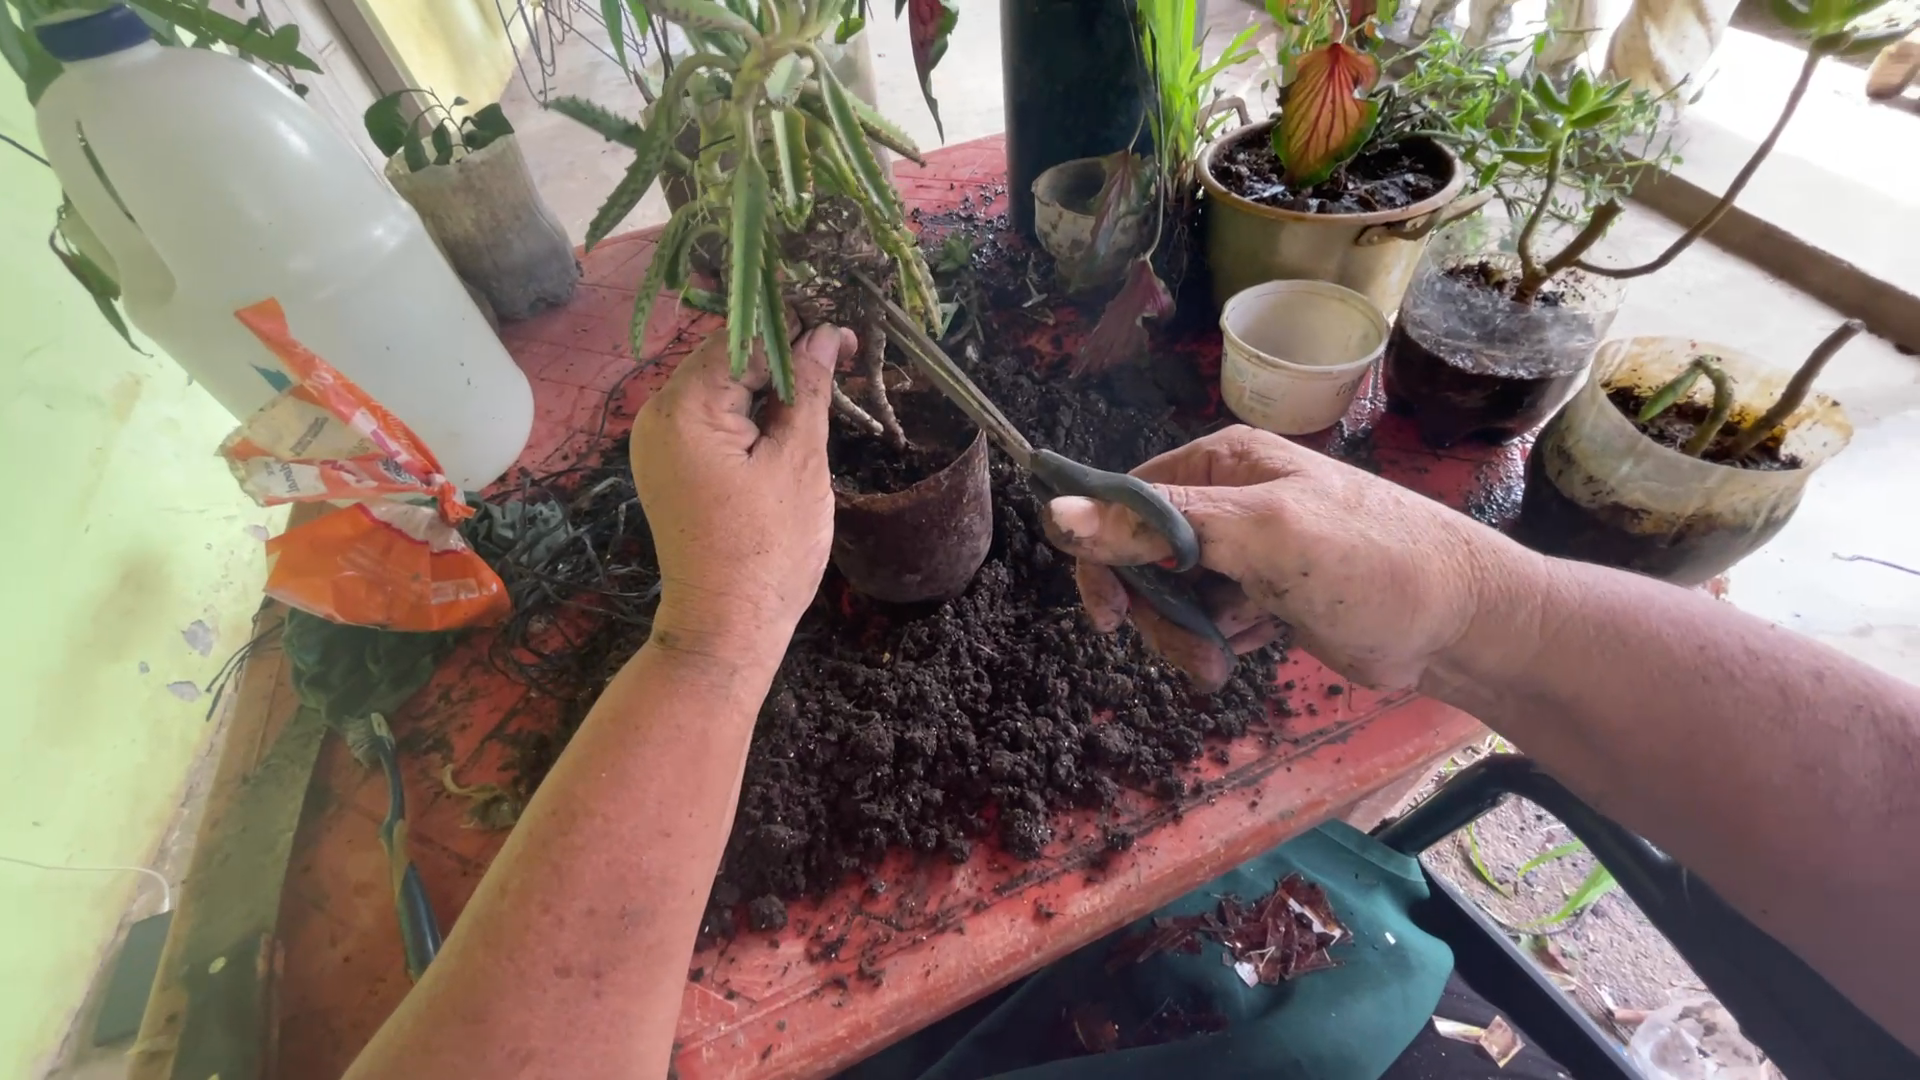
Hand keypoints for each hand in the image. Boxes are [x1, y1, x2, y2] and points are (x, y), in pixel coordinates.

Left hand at [631, 325, 855, 660]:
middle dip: (784, 356)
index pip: (742, 340)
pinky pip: (713, 421)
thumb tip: (825, 334)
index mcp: (684, 409)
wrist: (729, 625)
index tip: (846, 333)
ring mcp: (661, 444)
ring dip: (770, 386)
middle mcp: (659, 417)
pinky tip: (788, 420)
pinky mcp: (673, 467)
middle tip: (842, 359)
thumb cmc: (770, 548)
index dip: (796, 329)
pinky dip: (751, 415)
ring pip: (722, 390)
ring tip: (822, 390)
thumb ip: (809, 391)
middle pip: (726, 361)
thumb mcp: (799, 462)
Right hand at [1044, 425, 1536, 691]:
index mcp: (1217, 464)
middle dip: (1153, 608)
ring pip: (1169, 594)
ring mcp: (1240, 549)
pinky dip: (1211, 642)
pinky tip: (1242, 654)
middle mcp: (1221, 500)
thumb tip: (1054, 514)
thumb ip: (1158, 525)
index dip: (1104, 553)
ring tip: (1216, 664)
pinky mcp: (1257, 593)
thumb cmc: (1370, 564)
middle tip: (1181, 647)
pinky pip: (1203, 617)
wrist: (1466, 627)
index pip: (1124, 501)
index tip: (1112, 612)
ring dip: (1182, 634)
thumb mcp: (1259, 537)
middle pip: (1141, 554)